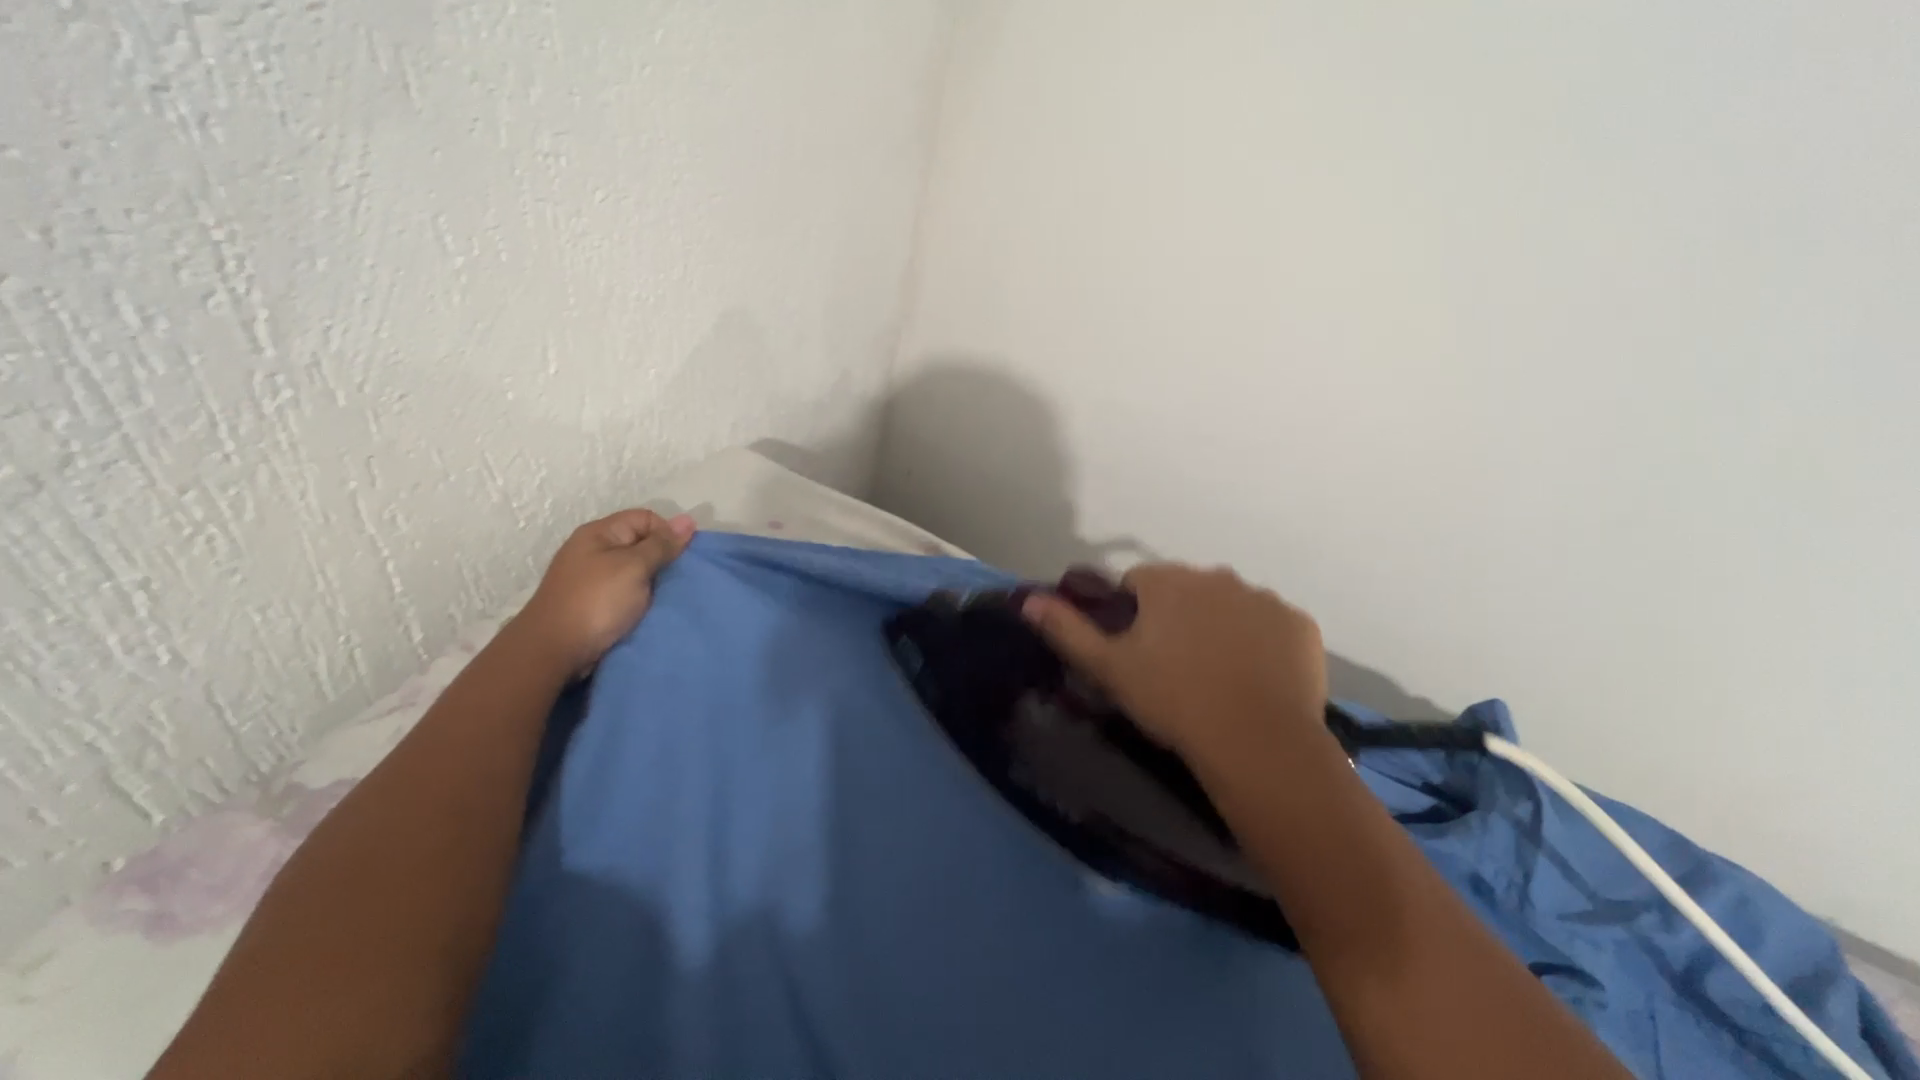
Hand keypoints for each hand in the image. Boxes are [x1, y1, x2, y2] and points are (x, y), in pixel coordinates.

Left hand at [514, 509, 696, 675]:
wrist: (555, 650)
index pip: (646, 519)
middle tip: (677, 581)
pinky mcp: (596, 604)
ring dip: (654, 584)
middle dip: (663, 561)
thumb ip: (661, 545)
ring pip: (637, 572)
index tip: (679, 561)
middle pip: (641, 544)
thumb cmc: (596, 602)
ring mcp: (594, 579)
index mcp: (600, 533)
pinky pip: (628, 594)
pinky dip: (642, 601)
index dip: (667, 534)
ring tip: (669, 598)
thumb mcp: (634, 567)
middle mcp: (595, 551)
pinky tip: (653, 611)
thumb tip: (687, 520)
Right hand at [1022, 563, 1328, 763]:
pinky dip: (1263, 645)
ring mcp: (1265, 599)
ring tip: (1218, 680)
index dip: (1131, 615)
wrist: (1256, 742)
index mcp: (1169, 582)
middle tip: (1176, 670)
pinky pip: (1272, 627)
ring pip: (1232, 606)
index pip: (1137, 582)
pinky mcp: (1301, 626)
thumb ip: (1067, 629)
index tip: (1136, 653)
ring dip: (1222, 628)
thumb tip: (1028, 599)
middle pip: (1187, 590)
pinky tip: (1257, 681)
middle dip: (1179, 617)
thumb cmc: (1173, 702)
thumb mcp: (1109, 669)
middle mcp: (1219, 576)